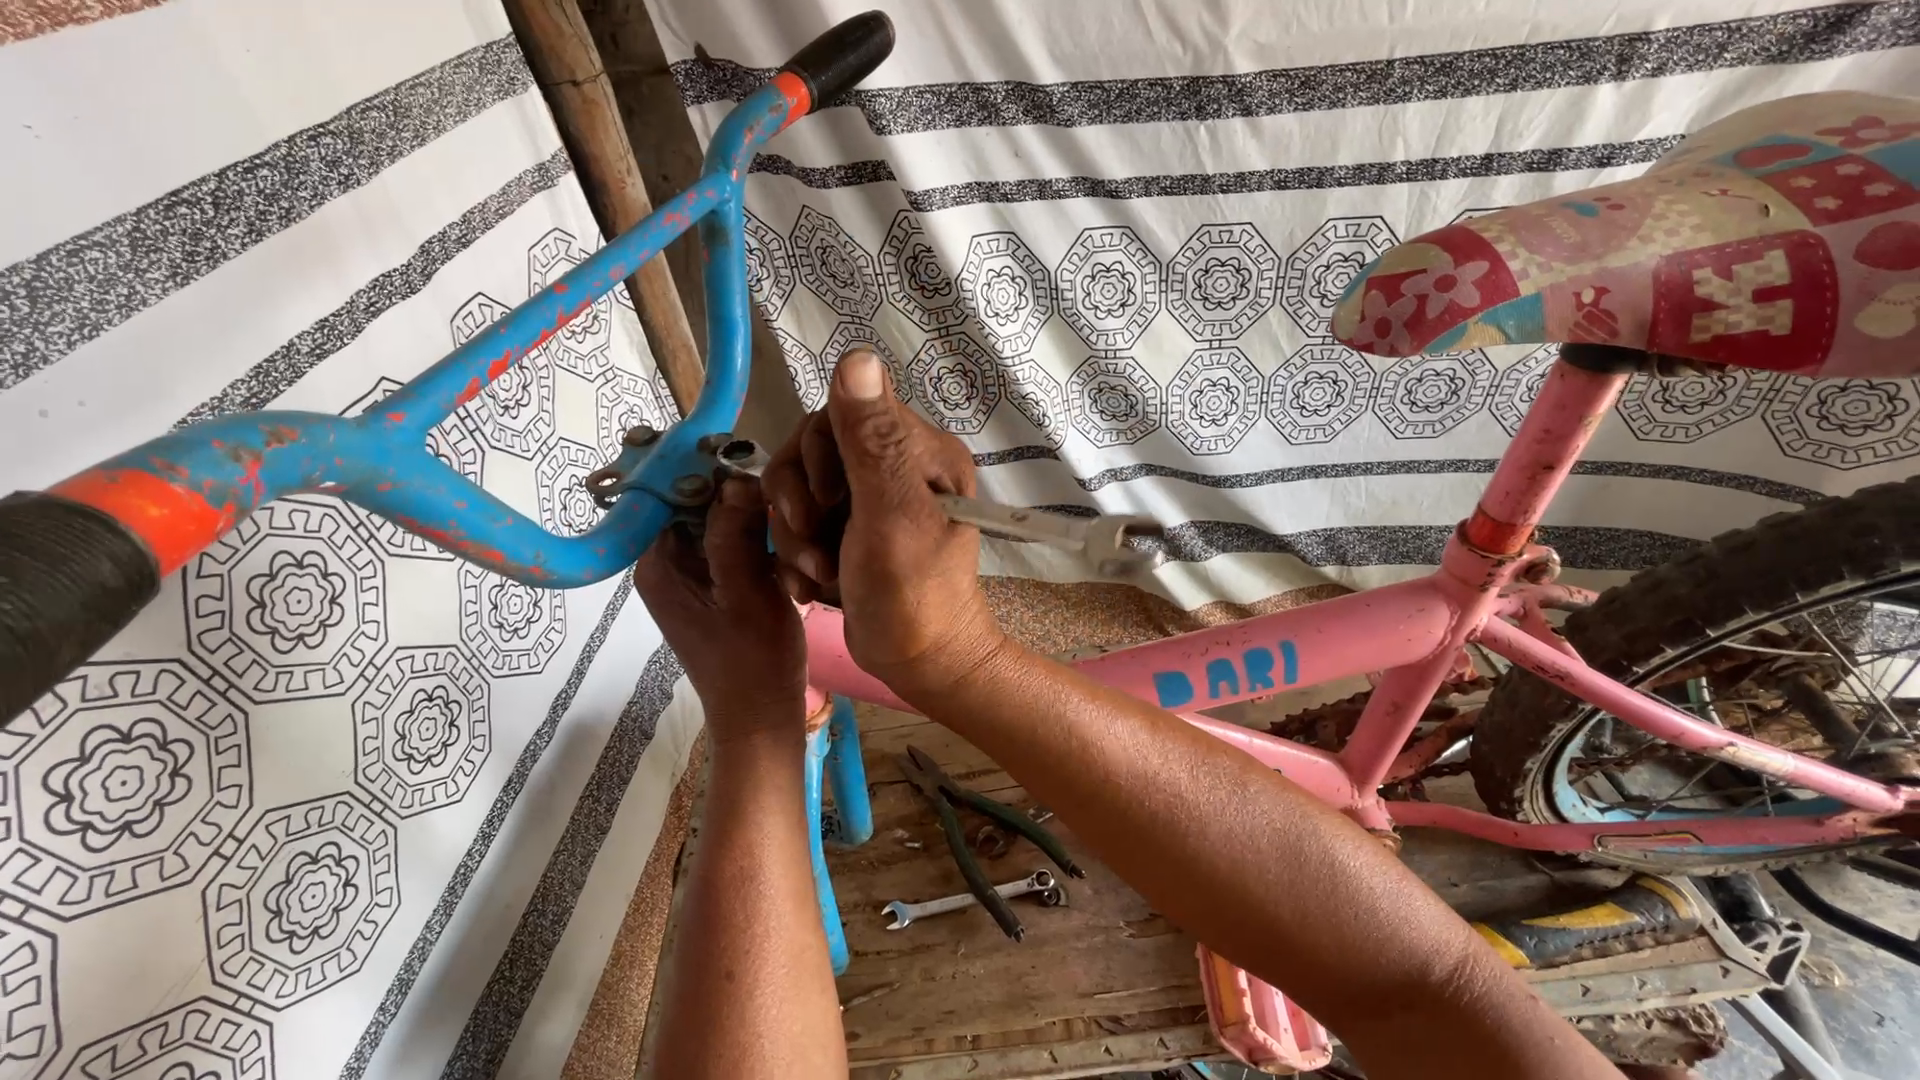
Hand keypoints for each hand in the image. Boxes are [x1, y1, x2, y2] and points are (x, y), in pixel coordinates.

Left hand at [632, 476, 805, 741]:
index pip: (673, 494)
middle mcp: (666, 565)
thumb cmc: (753, 662)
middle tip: (783, 500)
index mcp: (659, 564)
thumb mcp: (747, 593)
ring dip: (755, 521)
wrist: (763, 717)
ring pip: (721, 524)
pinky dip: (760, 542)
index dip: (710, 473)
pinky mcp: (717, 586)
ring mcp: (692, 576)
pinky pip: (734, 546)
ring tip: (790, 525)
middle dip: (739, 499)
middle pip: (699, 505)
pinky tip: (788, 549)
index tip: (754, 465)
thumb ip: (734, 534)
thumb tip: (736, 476)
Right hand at [762, 349, 1006, 699]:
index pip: (843, 411)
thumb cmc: (913, 592)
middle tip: (812, 545)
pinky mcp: (850, 528)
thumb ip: (872, 440)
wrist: (919, 662)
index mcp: (920, 449)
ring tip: (818, 572)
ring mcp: (871, 497)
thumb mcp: (893, 514)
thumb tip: (857, 356)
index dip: (816, 453)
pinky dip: (798, 552)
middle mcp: (896, 463)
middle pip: (812, 448)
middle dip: (799, 501)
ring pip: (799, 486)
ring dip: (796, 534)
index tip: (822, 503)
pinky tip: (813, 583)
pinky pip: (802, 519)